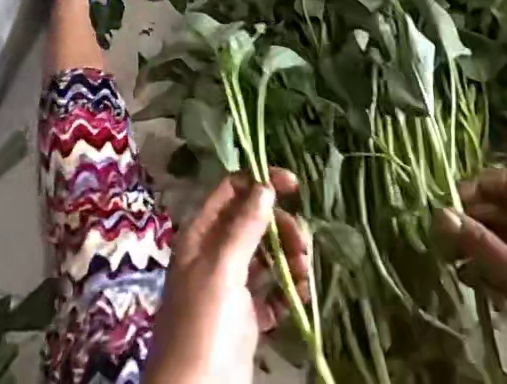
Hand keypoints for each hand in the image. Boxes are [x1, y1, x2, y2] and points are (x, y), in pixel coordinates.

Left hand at [145, 170, 309, 383]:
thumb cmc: (202, 325)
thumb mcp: (221, 269)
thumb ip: (243, 227)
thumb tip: (264, 185)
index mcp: (201, 235)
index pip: (230, 192)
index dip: (259, 182)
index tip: (293, 186)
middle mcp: (215, 255)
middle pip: (253, 222)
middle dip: (280, 225)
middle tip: (302, 243)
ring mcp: (231, 287)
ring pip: (266, 255)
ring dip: (289, 256)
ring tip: (305, 272)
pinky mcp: (247, 318)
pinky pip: (273, 292)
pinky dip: (289, 289)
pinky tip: (301, 296)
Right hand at [439, 169, 506, 383]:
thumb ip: (483, 244)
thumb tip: (440, 212)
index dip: (477, 188)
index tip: (449, 207)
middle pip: (501, 212)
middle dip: (470, 220)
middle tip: (440, 239)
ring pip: (502, 240)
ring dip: (475, 247)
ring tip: (449, 262)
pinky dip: (488, 269)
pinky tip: (471, 283)